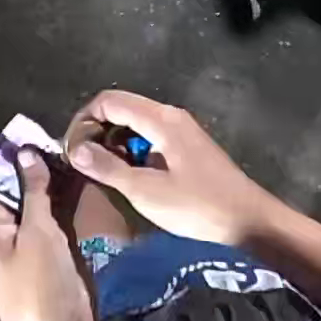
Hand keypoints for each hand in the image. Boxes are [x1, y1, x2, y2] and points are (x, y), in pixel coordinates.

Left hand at [0, 150, 93, 320]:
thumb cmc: (40, 289)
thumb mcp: (37, 234)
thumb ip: (34, 191)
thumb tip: (26, 152)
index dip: (9, 155)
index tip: (33, 128)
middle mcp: (6, 233)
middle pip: (18, 189)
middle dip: (36, 164)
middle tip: (63, 135)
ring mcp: (30, 244)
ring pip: (39, 202)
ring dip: (53, 180)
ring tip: (76, 150)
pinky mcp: (52, 254)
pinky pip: (55, 218)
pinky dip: (65, 200)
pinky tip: (83, 180)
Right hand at [64, 90, 286, 247]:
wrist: (248, 219)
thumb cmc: (197, 206)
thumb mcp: (146, 192)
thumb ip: (108, 168)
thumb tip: (75, 149)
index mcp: (160, 119)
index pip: (110, 101)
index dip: (84, 120)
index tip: (71, 149)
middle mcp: (169, 115)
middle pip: (121, 106)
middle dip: (96, 128)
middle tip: (81, 160)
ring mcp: (180, 128)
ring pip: (134, 121)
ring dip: (113, 139)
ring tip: (100, 169)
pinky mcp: (185, 144)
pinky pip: (148, 134)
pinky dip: (131, 146)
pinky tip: (127, 173)